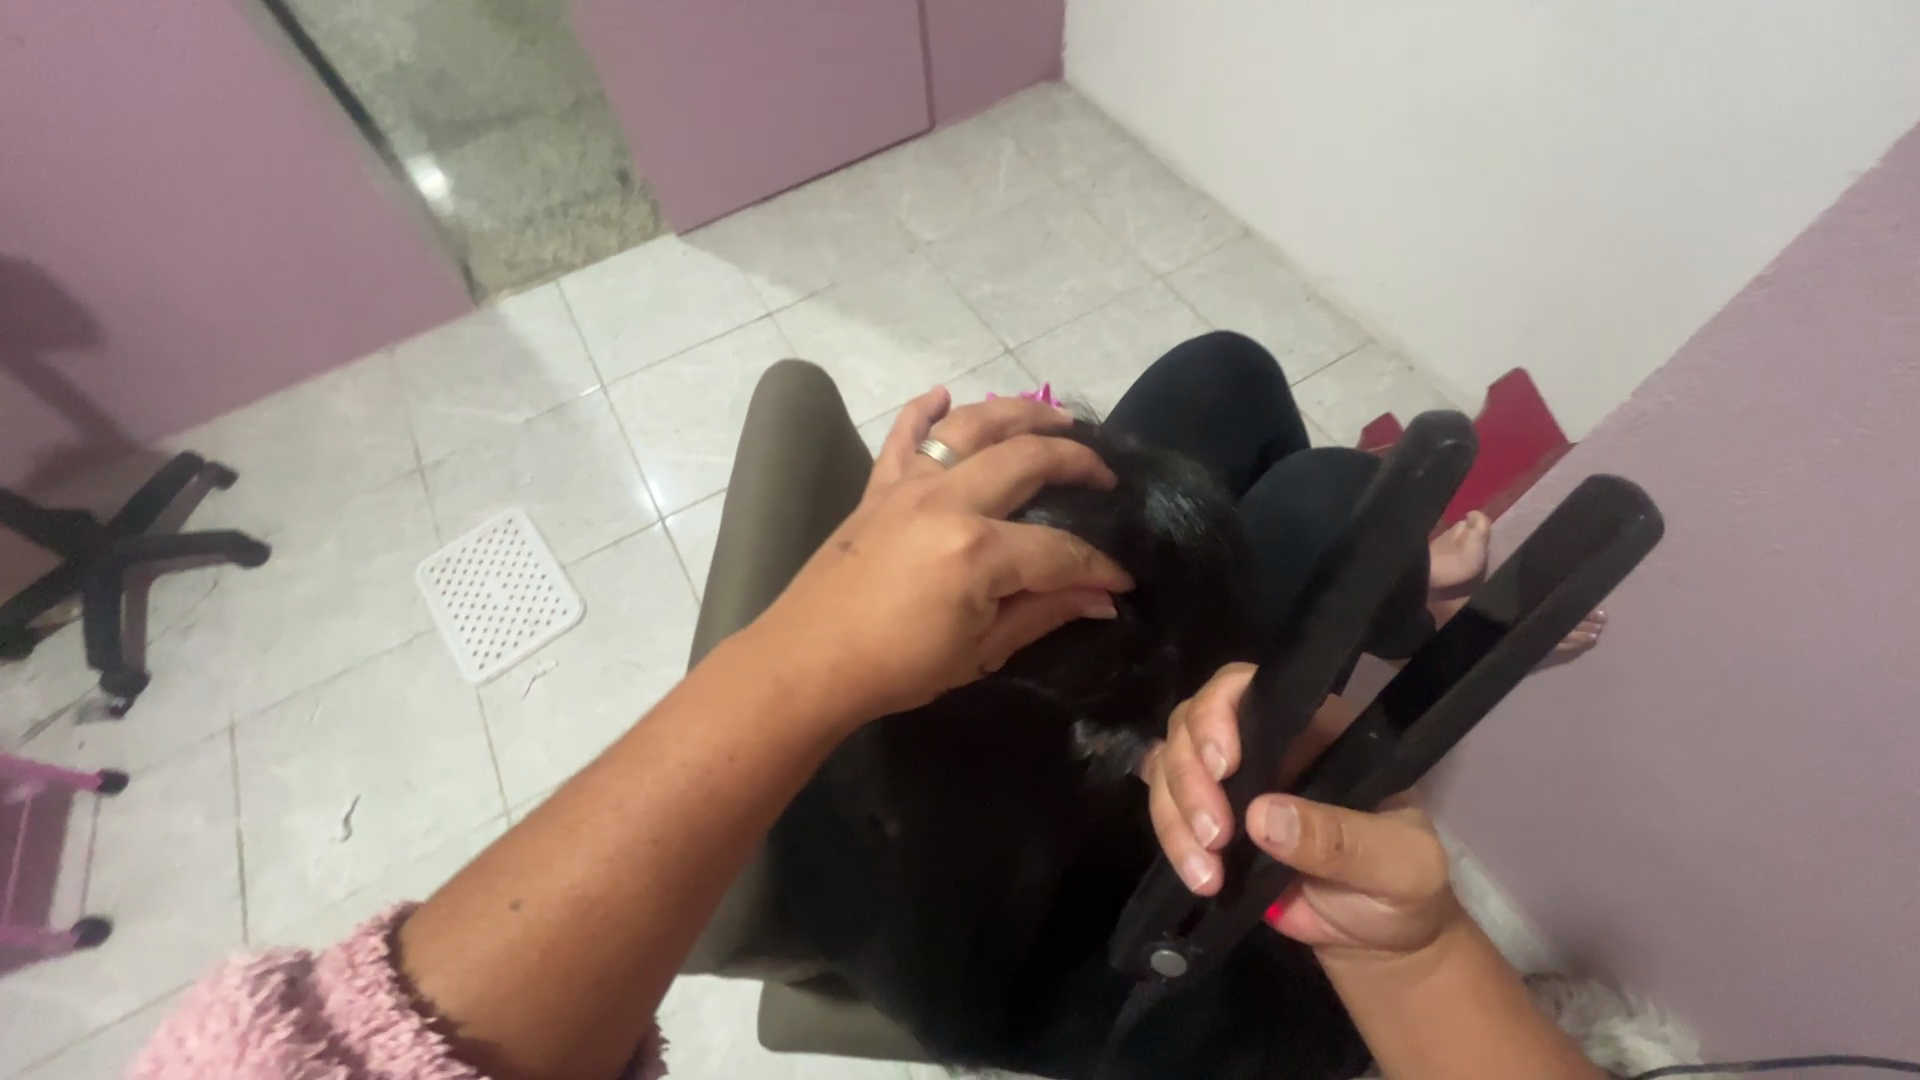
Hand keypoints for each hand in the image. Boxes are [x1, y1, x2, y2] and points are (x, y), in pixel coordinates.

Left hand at [748, 387, 1134, 726]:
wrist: (807, 662)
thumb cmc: (897, 668)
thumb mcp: (981, 651)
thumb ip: (1045, 613)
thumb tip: (1101, 597)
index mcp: (977, 551)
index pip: (1059, 550)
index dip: (1097, 566)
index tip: (1121, 577)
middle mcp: (947, 501)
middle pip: (1027, 460)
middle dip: (1076, 461)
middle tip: (1103, 475)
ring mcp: (908, 486)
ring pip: (971, 426)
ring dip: (1019, 412)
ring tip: (1056, 416)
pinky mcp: (877, 488)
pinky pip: (904, 435)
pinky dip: (924, 410)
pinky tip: (944, 395)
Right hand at [1140, 664, 1463, 959]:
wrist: (1378, 940)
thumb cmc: (1403, 887)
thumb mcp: (1397, 865)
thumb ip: (1340, 839)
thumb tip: (1262, 816)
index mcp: (1309, 728)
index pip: (1245, 688)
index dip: (1218, 712)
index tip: (1223, 765)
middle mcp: (1259, 741)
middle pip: (1191, 722)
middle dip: (1190, 776)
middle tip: (1215, 834)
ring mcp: (1228, 778)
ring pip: (1168, 763)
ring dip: (1174, 813)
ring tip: (1206, 872)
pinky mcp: (1206, 817)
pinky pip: (1165, 806)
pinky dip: (1169, 836)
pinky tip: (1196, 874)